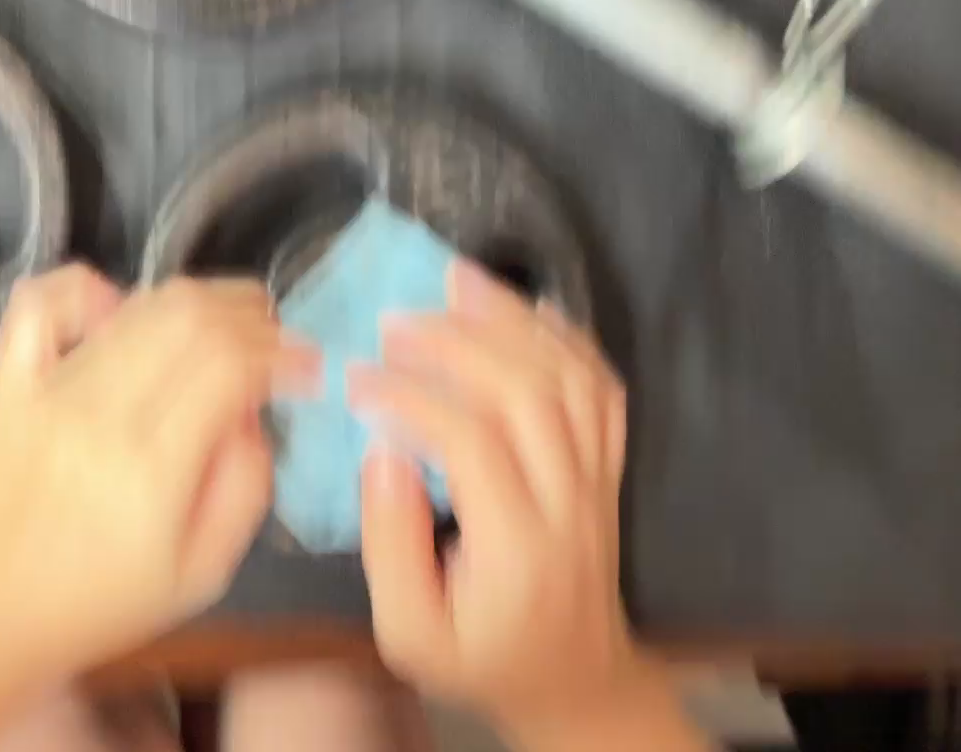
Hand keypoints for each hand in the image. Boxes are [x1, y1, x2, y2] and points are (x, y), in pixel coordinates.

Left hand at [0, 265, 316, 689]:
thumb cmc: (94, 603)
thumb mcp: (199, 575)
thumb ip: (245, 486)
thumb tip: (251, 408)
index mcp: (151, 467)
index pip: (230, 362)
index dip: (280, 350)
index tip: (303, 365)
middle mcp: (99, 411)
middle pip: (189, 317)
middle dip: (248, 312)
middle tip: (271, 334)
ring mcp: (46, 387)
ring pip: (135, 303)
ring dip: (193, 298)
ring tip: (219, 319)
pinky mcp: (8, 379)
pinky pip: (43, 302)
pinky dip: (86, 287)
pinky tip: (115, 306)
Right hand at [351, 261, 656, 733]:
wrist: (576, 681)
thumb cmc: (479, 656)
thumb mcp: (409, 633)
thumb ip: (389, 546)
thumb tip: (381, 452)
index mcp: (518, 545)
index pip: (471, 443)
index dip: (409, 398)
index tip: (354, 380)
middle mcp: (570, 502)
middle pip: (528, 394)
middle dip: (456, 342)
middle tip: (396, 320)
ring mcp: (597, 479)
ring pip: (569, 379)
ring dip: (512, 321)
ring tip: (457, 279)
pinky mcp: (605, 466)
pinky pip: (601, 389)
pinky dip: (567, 338)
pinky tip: (528, 306)